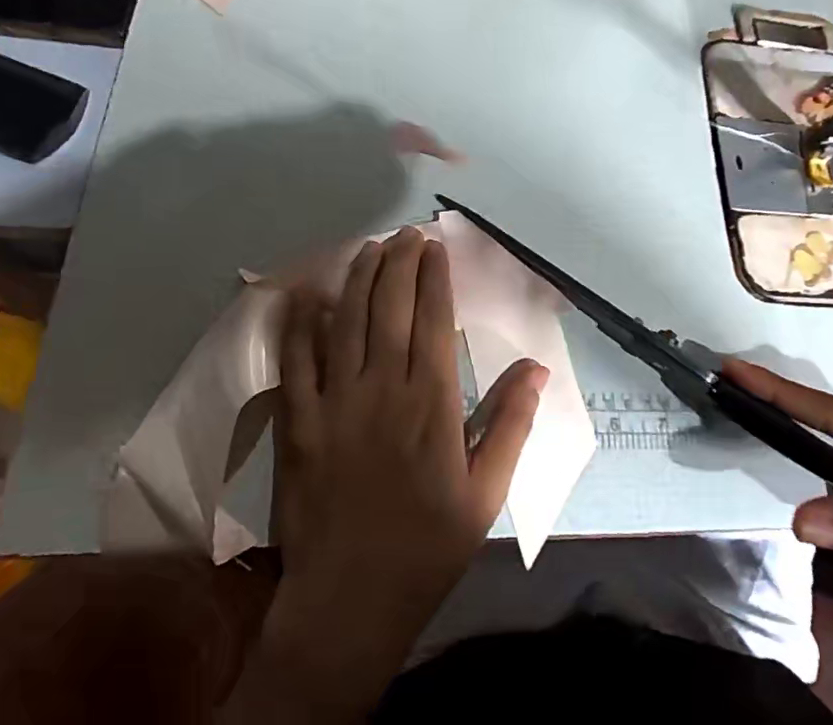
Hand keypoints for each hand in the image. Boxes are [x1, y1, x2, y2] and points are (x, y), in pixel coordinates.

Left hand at [274, 227, 544, 622]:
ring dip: (359, 279)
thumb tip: (537, 367)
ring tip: (370, 248)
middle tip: (406, 234)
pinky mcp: (298, 423)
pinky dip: (301, 323)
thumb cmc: (429, 542)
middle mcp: (382, 389)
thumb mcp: (487, 490)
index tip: (435, 247)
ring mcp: (334, 403)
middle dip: (400, 263)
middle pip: (390, 309)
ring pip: (347, 322)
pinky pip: (296, 361)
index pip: (434, 320)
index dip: (434, 278)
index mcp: (431, 402)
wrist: (351, 598)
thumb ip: (511, 423)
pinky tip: (310, 294)